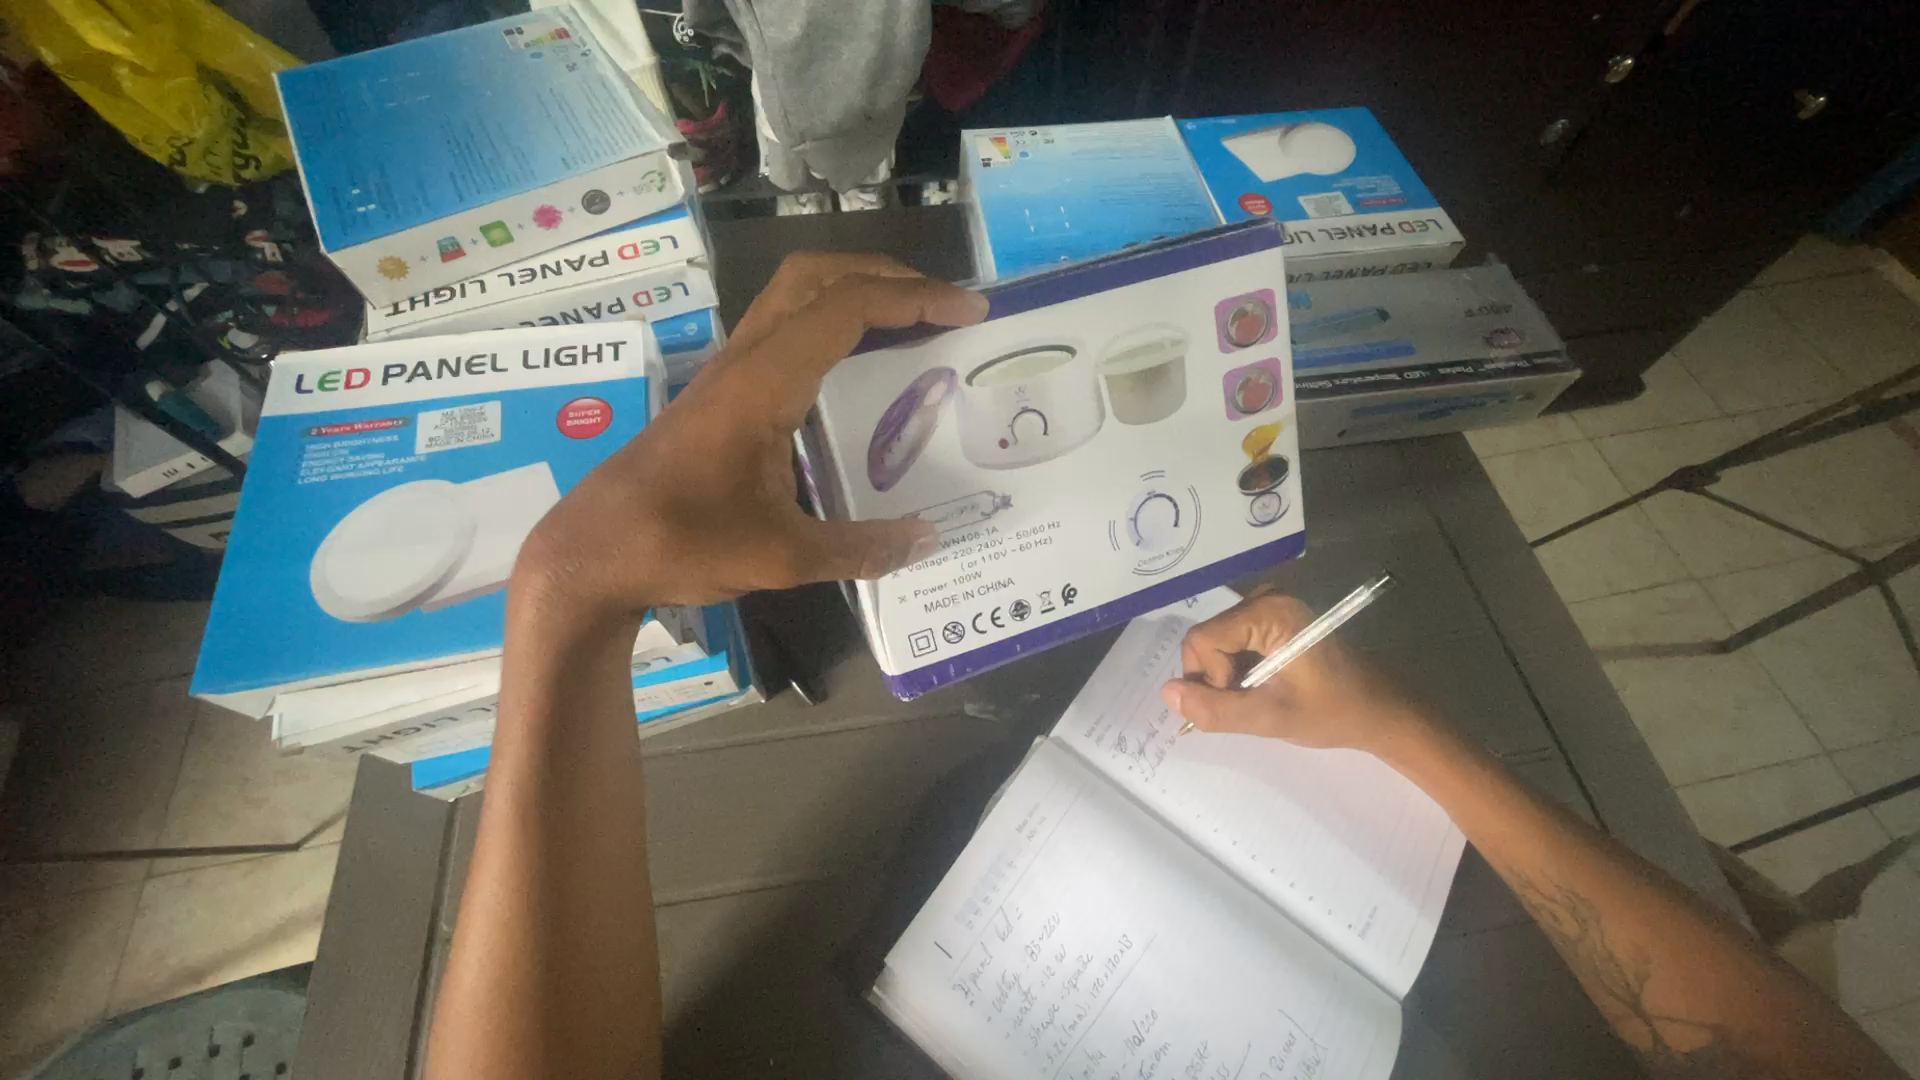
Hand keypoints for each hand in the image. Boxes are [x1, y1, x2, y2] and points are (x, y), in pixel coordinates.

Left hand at [514, 253, 988, 622]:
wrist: (592, 555)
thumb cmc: (680, 545)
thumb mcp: (782, 557)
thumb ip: (861, 548)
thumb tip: (928, 539)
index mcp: (764, 384)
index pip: (847, 308)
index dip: (915, 298)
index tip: (968, 311)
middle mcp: (745, 363)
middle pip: (815, 276)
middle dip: (884, 275)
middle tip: (939, 303)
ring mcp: (728, 375)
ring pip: (793, 298)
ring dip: (853, 294)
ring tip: (908, 326)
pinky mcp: (721, 396)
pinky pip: (783, 333)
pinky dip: (830, 328)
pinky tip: (853, 374)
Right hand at [1160, 589, 1425, 754]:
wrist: (1380, 710)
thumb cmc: (1332, 712)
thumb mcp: (1270, 718)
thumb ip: (1215, 708)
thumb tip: (1168, 693)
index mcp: (1268, 612)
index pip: (1201, 641)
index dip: (1210, 677)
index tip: (1243, 700)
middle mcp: (1265, 597)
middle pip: (1206, 638)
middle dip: (1217, 675)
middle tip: (1251, 701)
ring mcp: (1270, 603)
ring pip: (1215, 640)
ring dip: (1226, 673)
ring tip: (1262, 694)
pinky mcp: (1273, 614)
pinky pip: (1231, 638)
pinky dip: (1237, 665)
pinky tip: (1265, 682)